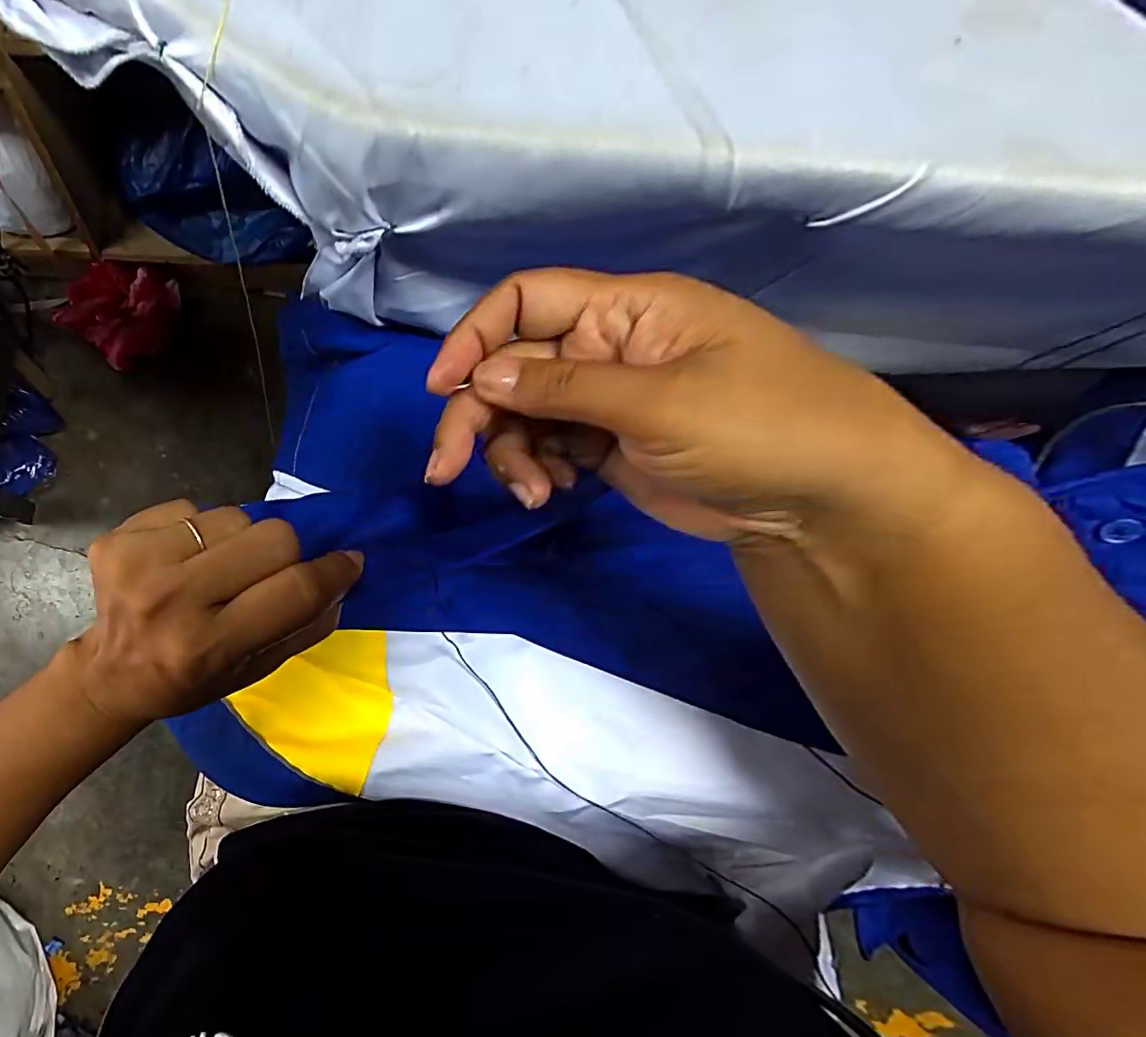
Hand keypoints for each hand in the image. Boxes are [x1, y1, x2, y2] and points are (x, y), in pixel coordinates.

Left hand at [63, 500, 362, 725]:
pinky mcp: (116, 539)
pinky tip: (178, 560)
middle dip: (284, 552)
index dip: (332, 571)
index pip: (292, 589)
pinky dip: (196, 530)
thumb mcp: (251, 671)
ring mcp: (137, 562)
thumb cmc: (187, 681)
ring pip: (231, 515)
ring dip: (237, 539)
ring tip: (214, 568)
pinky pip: (188, 509)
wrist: (110, 673)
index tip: (346, 562)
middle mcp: (170, 598)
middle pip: (270, 537)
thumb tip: (341, 575)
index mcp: (206, 644)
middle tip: (268, 572)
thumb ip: (301, 626)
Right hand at [424, 269, 980, 542]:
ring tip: (532, 492)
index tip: (442, 385)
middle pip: (505, 370)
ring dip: (504, 455)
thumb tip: (480, 377)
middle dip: (471, 418)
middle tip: (444, 469)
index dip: (474, 336)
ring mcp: (597, 400)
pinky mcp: (597, 443)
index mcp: (623, 312)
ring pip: (514, 416)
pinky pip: (538, 449)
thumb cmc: (764, 427)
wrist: (824, 505)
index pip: (526, 301)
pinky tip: (552, 492)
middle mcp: (600, 349)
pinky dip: (532, 471)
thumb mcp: (657, 403)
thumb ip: (561, 388)